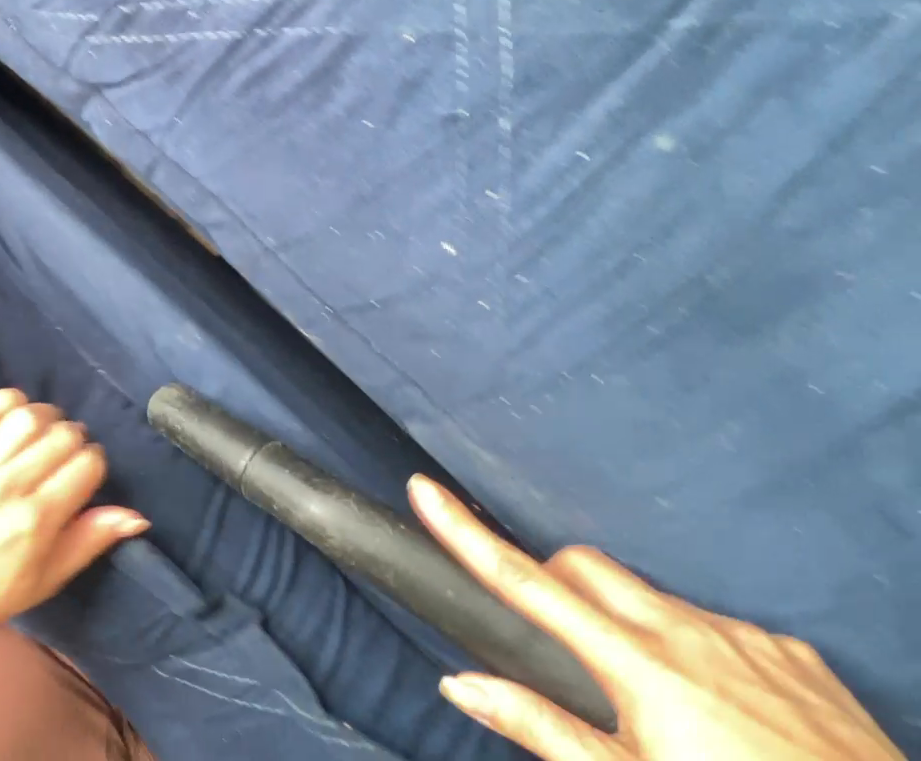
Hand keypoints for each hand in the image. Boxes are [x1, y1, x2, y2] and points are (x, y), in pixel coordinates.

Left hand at [0, 389, 148, 649]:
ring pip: (26, 416)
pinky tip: (13, 414)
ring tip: (42, 431)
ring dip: (44, 416)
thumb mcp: (46, 579)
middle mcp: (9, 486)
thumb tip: (137, 515)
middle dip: (73, 439)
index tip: (85, 473)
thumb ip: (90, 540)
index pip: (86, 465)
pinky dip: (6, 401)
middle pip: (61, 436)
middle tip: (65, 453)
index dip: (93, 463)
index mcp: (38, 520)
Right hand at [408, 475, 903, 760]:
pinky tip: (722, 707)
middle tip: (559, 643)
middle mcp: (686, 630)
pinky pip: (715, 624)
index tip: (424, 490)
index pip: (524, 582)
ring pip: (649, 597)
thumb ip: (540, 726)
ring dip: (625, 623)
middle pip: (582, 567)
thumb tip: (459, 683)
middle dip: (554, 584)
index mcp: (637, 664)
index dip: (465, 533)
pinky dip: (692, 647)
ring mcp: (745, 635)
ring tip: (657, 697)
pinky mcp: (793, 650)